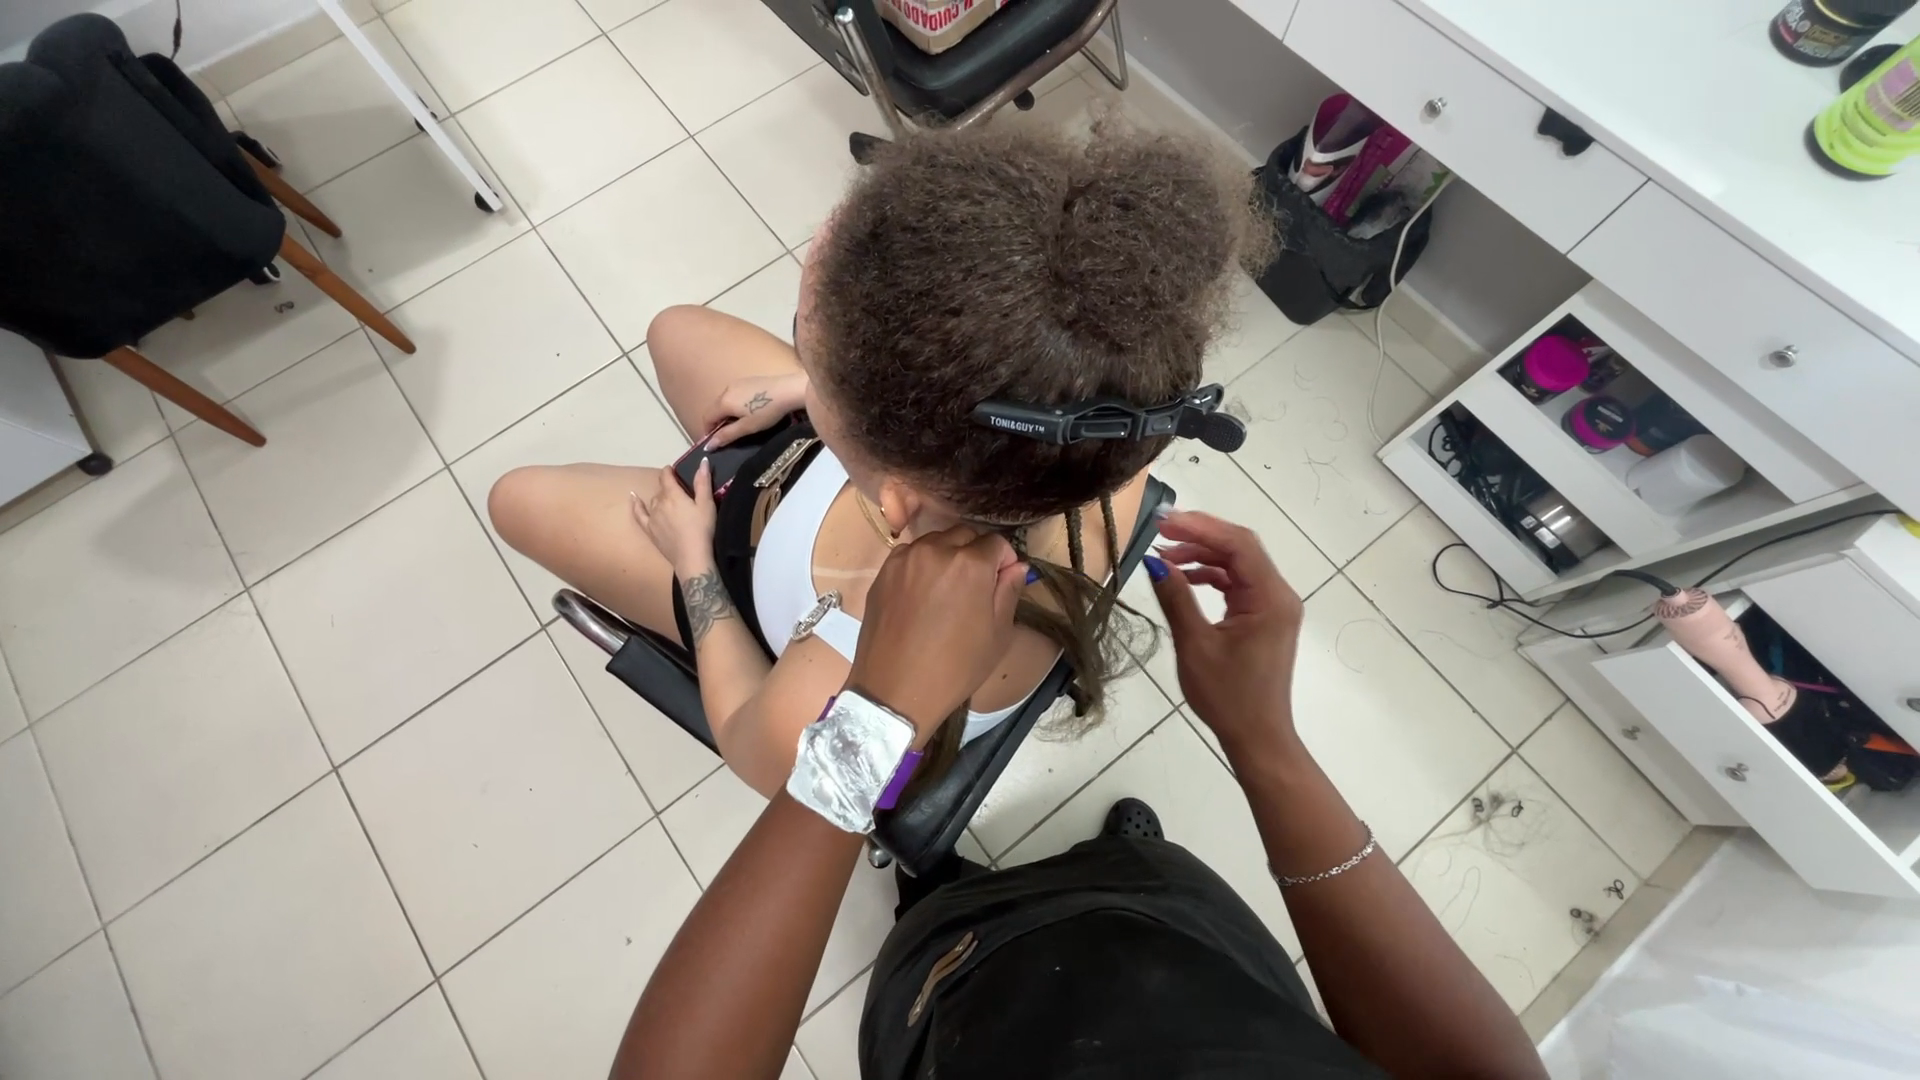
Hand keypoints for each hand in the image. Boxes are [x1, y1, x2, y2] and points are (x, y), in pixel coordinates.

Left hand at [632, 461, 717, 577]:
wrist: (692, 556)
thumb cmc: (702, 529)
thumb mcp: (707, 504)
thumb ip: (703, 482)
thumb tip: (702, 460)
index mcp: (673, 495)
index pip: (666, 477)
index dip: (669, 471)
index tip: (672, 469)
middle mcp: (659, 503)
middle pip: (661, 490)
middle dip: (668, 487)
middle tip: (680, 492)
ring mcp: (652, 517)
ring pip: (653, 501)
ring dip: (660, 498)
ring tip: (669, 500)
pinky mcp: (650, 530)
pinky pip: (639, 514)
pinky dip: (636, 505)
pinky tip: (633, 499)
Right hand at [701, 373, 808, 448]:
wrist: (789, 390)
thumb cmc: (767, 411)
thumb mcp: (747, 427)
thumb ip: (727, 435)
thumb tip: (708, 446)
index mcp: (723, 402)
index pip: (706, 417)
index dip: (707, 431)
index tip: (713, 442)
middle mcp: (726, 389)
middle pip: (714, 408)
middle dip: (716, 422)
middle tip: (726, 435)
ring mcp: (737, 382)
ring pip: (725, 400)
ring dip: (726, 413)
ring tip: (738, 424)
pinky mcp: (748, 380)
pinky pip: (735, 394)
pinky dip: (735, 404)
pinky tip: (748, 410)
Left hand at [847, 527, 1027, 744]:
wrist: (894, 689)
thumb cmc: (954, 668)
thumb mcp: (997, 635)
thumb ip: (1009, 592)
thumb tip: (1017, 566)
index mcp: (970, 564)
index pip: (996, 543)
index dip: (1004, 560)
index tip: (1002, 581)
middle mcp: (936, 550)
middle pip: (964, 536)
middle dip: (975, 554)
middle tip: (975, 587)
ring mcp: (905, 559)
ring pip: (935, 542)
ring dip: (947, 556)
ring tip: (947, 591)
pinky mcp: (884, 572)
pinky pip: (910, 556)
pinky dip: (921, 566)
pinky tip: (922, 596)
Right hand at [1147, 510, 1305, 764]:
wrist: (1257, 736)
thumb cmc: (1227, 696)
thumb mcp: (1195, 645)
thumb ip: (1176, 597)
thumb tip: (1155, 561)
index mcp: (1269, 598)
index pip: (1237, 545)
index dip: (1200, 527)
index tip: (1164, 522)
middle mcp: (1279, 595)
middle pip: (1240, 548)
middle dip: (1200, 534)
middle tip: (1160, 529)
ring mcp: (1274, 605)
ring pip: (1239, 563)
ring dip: (1204, 554)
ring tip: (1166, 554)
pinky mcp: (1264, 617)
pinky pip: (1239, 582)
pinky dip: (1212, 574)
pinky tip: (1184, 577)